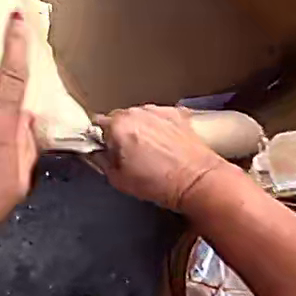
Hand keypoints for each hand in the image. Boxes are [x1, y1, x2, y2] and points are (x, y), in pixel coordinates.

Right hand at [95, 106, 236, 211]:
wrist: (199, 183)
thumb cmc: (162, 183)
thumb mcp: (117, 179)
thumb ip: (101, 161)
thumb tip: (97, 153)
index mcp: (117, 126)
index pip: (96, 125)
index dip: (100, 140)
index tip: (106, 151)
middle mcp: (135, 113)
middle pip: (117, 118)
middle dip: (120, 133)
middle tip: (129, 154)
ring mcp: (158, 112)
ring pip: (138, 116)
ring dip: (139, 128)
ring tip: (150, 151)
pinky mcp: (177, 115)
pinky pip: (159, 117)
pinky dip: (159, 126)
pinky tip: (164, 143)